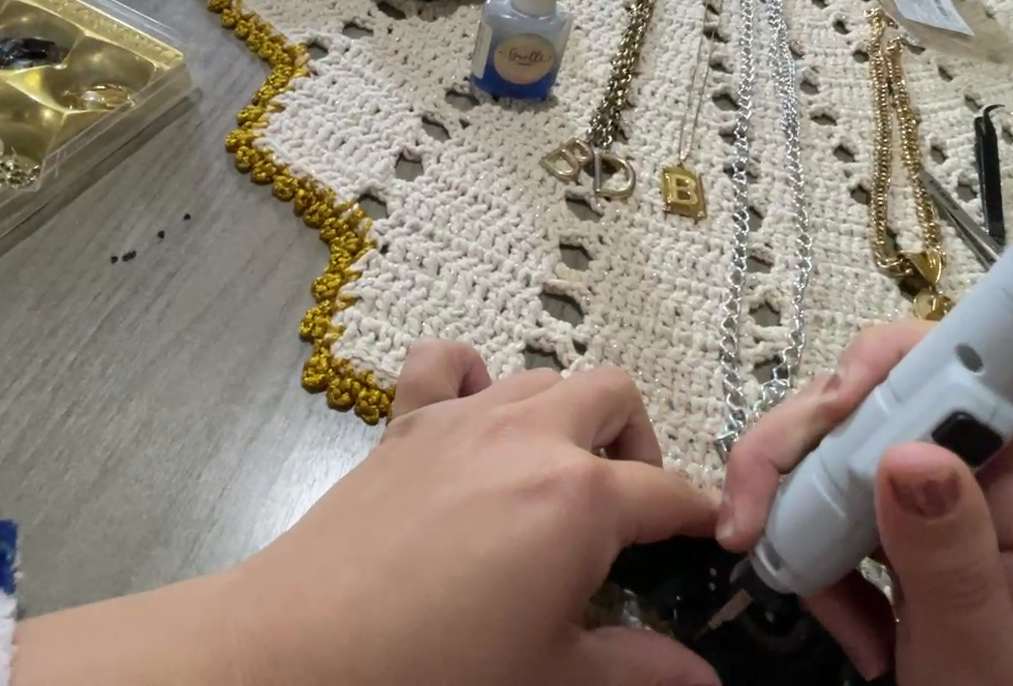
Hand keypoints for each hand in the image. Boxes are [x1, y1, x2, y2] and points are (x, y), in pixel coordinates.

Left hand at [16, 341, 721, 685]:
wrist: (305, 651)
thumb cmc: (439, 670)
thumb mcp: (551, 676)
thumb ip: (638, 669)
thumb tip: (706, 678)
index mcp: (578, 495)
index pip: (665, 491)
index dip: (696, 510)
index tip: (707, 529)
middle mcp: (531, 432)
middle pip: (614, 395)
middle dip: (636, 441)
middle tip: (622, 505)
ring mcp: (467, 413)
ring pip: (544, 376)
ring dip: (565, 414)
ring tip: (553, 471)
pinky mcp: (411, 415)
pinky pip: (446, 359)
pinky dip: (469, 373)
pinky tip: (471, 418)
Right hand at [718, 319, 1012, 684]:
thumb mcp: (986, 674)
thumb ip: (953, 571)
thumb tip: (909, 450)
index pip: (980, 383)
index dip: (903, 360)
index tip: (834, 403)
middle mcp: (980, 496)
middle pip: (881, 409)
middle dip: (803, 440)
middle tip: (750, 512)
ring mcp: (937, 524)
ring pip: (845, 456)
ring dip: (794, 504)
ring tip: (788, 578)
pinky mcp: (903, 554)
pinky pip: (835, 513)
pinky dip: (809, 551)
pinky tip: (827, 612)